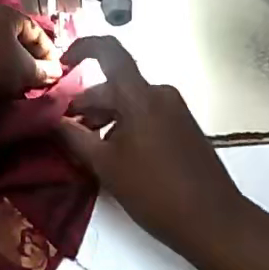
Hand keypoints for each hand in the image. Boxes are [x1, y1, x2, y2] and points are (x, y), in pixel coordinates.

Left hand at [0, 4, 62, 111]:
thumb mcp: (27, 69)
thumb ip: (44, 69)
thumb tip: (56, 72)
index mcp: (5, 12)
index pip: (35, 29)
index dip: (49, 51)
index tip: (56, 70)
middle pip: (15, 36)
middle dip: (30, 57)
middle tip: (40, 77)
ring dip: (12, 63)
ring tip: (20, 83)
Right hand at [55, 36, 245, 253]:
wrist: (215, 223)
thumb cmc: (155, 191)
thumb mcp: (105, 166)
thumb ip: (74, 137)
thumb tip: (53, 119)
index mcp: (139, 96)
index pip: (108, 50)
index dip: (82, 47)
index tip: (63, 63)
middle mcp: (159, 93)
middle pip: (114, 84)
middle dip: (87, 102)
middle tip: (66, 128)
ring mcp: (174, 109)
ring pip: (129, 101)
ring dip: (105, 116)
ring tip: (87, 146)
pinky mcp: (183, 126)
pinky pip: (145, 113)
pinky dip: (124, 124)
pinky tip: (114, 153)